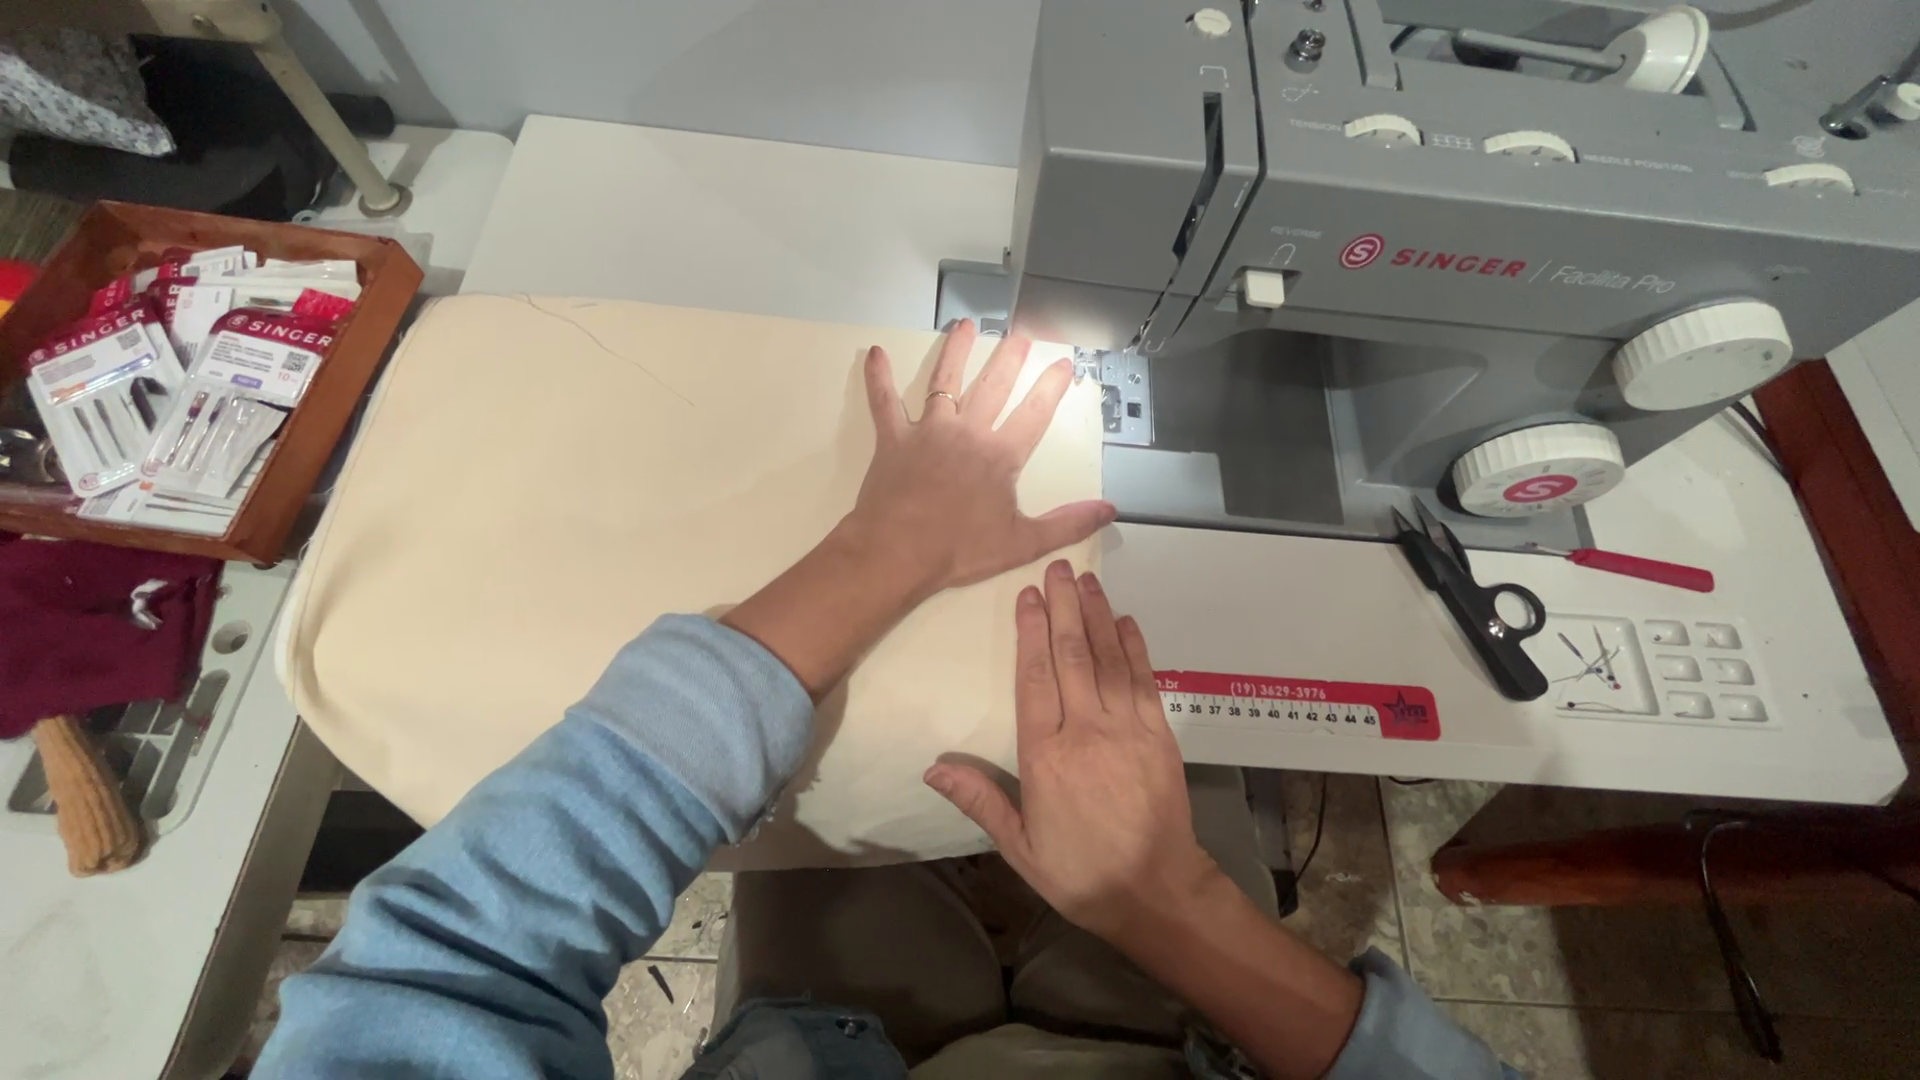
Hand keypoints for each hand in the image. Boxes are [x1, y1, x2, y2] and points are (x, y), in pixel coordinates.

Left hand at [720, 321, 1111, 699]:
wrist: (897, 554)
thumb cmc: (958, 551)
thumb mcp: (1023, 544)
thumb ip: (1068, 524)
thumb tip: (1108, 510)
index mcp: (1000, 456)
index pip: (1035, 413)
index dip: (1052, 387)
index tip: (1063, 363)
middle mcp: (967, 433)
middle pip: (993, 386)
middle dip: (1010, 358)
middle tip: (1021, 335)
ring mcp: (928, 432)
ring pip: (944, 381)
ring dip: (956, 351)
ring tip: (965, 325)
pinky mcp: (893, 440)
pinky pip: (884, 402)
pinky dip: (879, 378)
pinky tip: (875, 353)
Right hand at [924, 560, 1224, 940]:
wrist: (1156, 892)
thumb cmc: (1080, 871)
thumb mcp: (1020, 846)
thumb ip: (979, 800)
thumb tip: (932, 767)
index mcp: (1045, 755)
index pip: (1033, 679)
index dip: (1029, 632)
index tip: (1027, 595)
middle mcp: (1086, 731)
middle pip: (1071, 657)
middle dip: (1064, 607)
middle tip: (1057, 568)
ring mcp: (1128, 728)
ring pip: (1108, 660)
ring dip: (1097, 616)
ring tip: (1087, 580)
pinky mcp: (1159, 734)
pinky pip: (1145, 681)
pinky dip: (1136, 648)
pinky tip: (1126, 621)